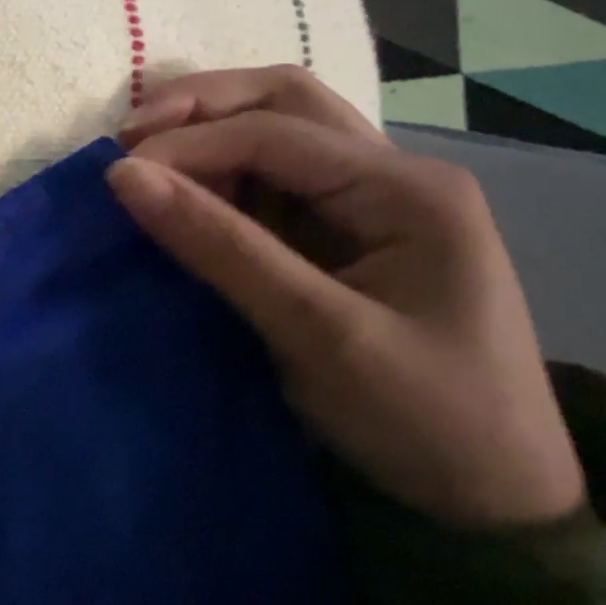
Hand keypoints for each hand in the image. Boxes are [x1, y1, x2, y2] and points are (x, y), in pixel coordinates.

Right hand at [108, 66, 586, 529]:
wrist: (492, 503)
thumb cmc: (423, 417)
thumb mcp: (316, 332)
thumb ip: (219, 246)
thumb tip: (122, 175)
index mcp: (407, 188)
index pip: (274, 132)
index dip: (186, 144)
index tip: (113, 177)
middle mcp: (393, 176)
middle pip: (285, 101)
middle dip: (199, 108)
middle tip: (125, 139)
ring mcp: (370, 204)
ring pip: (278, 131)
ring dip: (207, 133)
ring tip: (141, 160)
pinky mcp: (343, 236)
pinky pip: (271, 182)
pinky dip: (218, 177)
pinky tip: (180, 196)